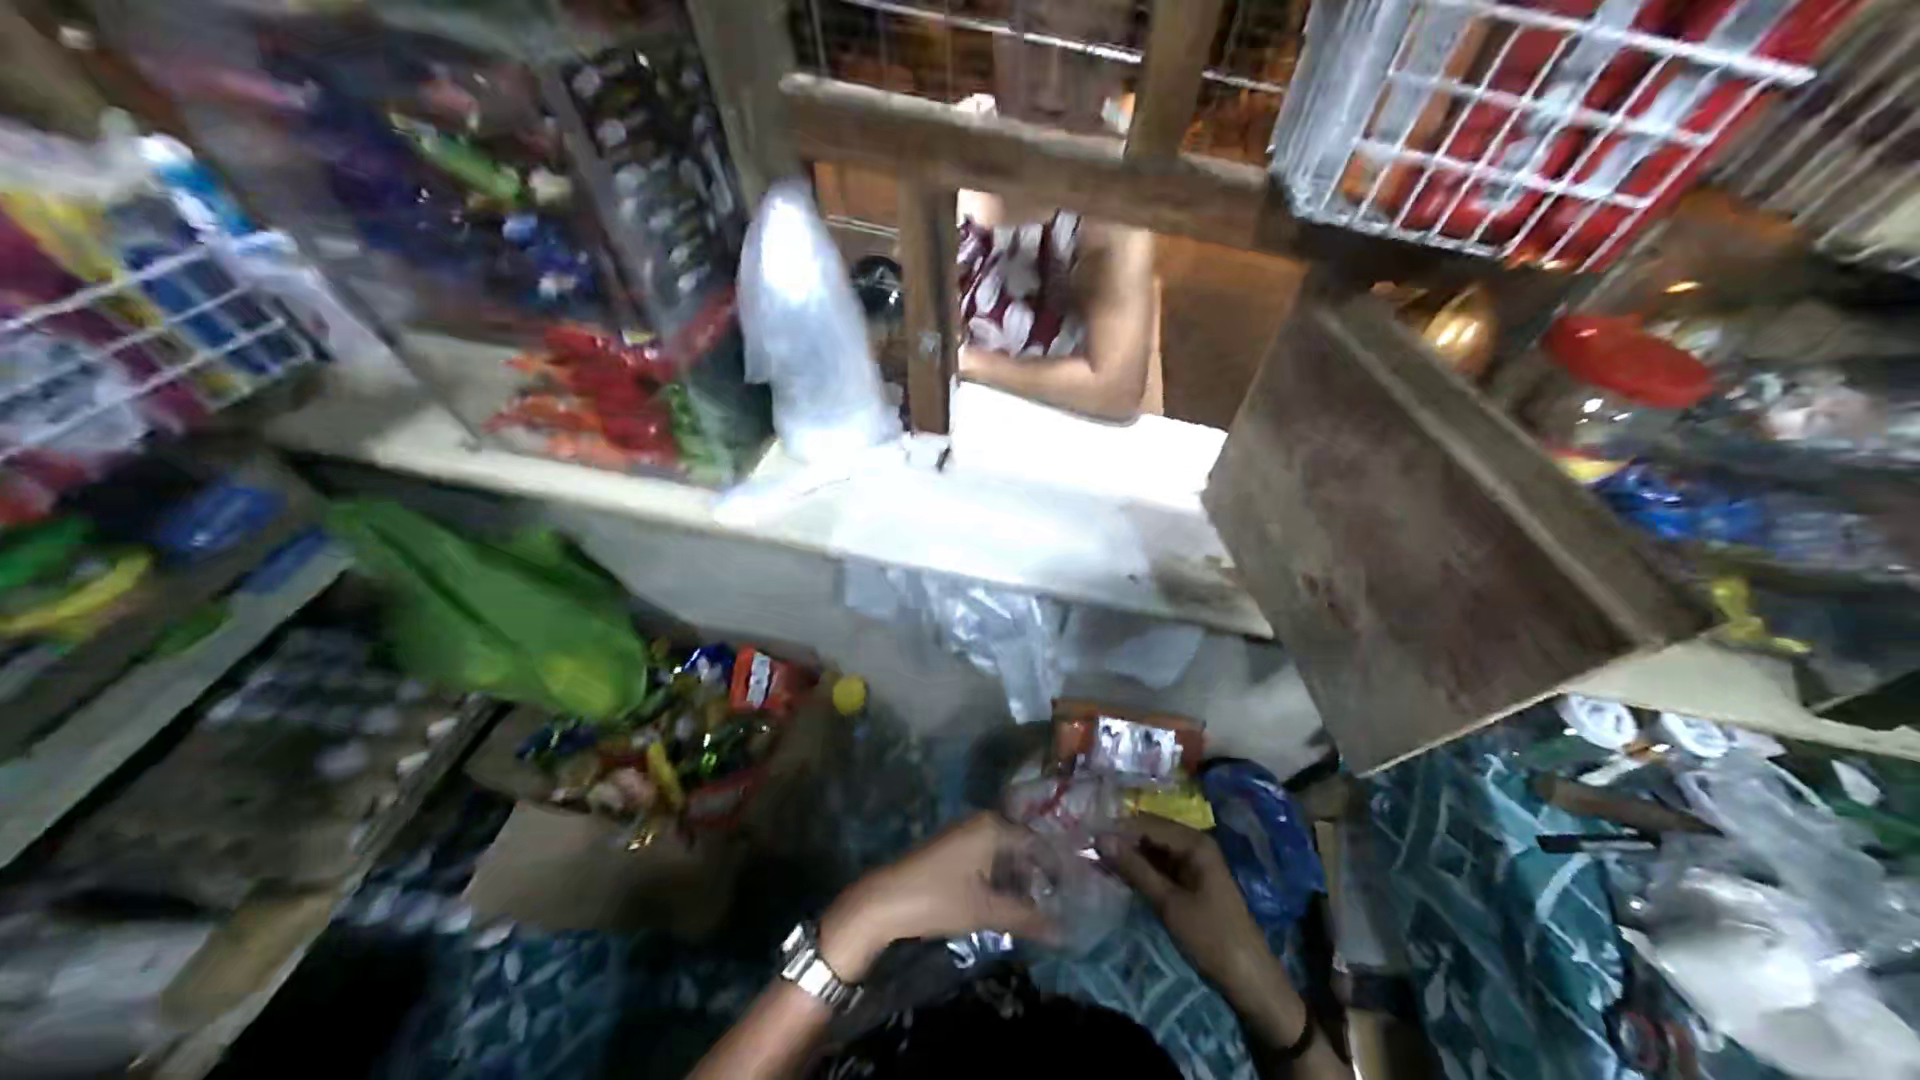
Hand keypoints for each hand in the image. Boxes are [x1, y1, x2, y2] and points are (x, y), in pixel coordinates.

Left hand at [819, 813, 1052, 981]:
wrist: (884, 901)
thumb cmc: (937, 899)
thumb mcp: (986, 910)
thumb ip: (1026, 918)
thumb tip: (1063, 932)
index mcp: (993, 827)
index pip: (1037, 842)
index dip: (1056, 867)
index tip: (1074, 891)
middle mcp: (981, 822)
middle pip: (1022, 846)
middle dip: (1039, 874)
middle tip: (1060, 903)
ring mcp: (965, 834)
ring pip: (1005, 853)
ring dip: (1020, 878)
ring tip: (1040, 908)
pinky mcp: (954, 849)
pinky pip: (989, 858)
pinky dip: (1002, 877)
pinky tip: (1010, 902)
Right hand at [1097, 815, 1273, 993]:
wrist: (1249, 981)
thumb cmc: (1211, 938)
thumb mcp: (1169, 903)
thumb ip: (1134, 868)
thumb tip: (1100, 837)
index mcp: (1194, 842)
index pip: (1146, 823)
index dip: (1116, 829)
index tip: (1084, 838)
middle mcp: (1193, 845)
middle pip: (1148, 833)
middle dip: (1120, 841)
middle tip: (1085, 850)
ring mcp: (1192, 864)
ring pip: (1151, 850)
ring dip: (1127, 856)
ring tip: (1093, 862)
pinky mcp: (1189, 882)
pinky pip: (1158, 867)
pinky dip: (1139, 870)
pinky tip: (1116, 876)